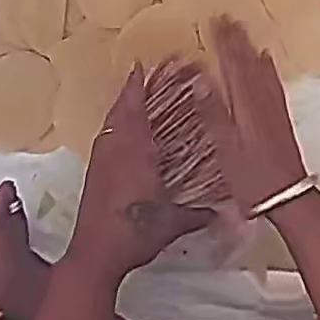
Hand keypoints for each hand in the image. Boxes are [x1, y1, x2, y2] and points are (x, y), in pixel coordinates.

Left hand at [72, 68, 212, 277]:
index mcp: (135, 150)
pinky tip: (121, 128)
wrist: (94, 255)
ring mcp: (101, 159)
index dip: (138, 85)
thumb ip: (199, 213)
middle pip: (121, 109)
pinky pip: (105, 135)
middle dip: (131, 89)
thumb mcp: (171, 222)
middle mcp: (115, 148)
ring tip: (133, 95)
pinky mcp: (93, 172)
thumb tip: (226, 213)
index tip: (142, 64)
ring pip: (111, 122)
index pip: (135, 107)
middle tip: (142, 74)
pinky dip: (114, 123)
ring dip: (121, 105)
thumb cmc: (133, 232)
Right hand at [199, 17, 308, 207]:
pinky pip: (272, 76)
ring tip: (241, 28)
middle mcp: (261, 94)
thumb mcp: (224, 146)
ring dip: (249, 44)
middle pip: (246, 57)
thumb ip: (212, 111)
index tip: (214, 20)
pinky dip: (265, 62)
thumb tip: (200, 78)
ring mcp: (273, 101)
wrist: (286, 193)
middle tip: (226, 16)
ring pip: (259, 63)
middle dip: (235, 36)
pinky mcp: (280, 110)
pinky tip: (265, 56)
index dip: (223, 39)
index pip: (231, 61)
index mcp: (244, 99)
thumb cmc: (251, 173)